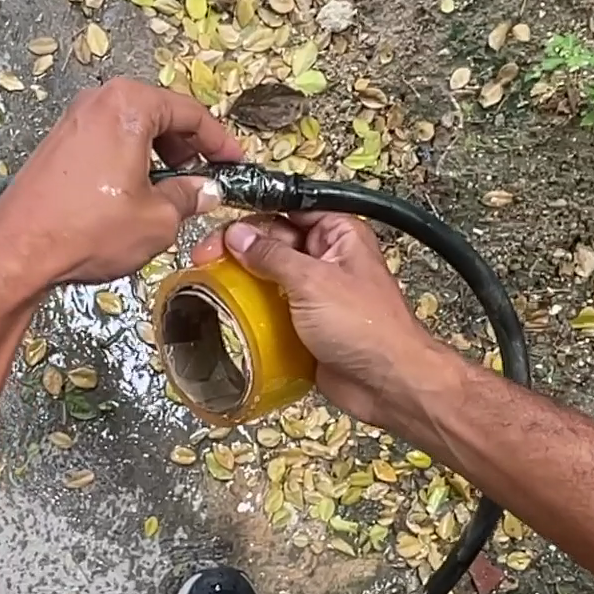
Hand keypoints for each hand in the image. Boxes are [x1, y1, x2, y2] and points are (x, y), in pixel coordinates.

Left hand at [0, 78, 242, 287]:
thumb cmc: (88, 230)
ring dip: (158, 157)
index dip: (219, 141)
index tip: (235, 160)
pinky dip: (130, 161)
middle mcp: (99, 101)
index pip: (190, 113)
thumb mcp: (158, 219)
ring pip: (132, 130)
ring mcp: (73, 121)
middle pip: (159, 115)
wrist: (20, 250)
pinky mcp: (57, 145)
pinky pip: (108, 143)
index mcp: (130, 105)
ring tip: (172, 192)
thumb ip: (189, 197)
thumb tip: (205, 191)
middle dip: (187, 147)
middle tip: (205, 178)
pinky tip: (135, 195)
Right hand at [191, 212, 448, 427]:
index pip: (287, 210)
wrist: (387, 384)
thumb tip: (237, 236)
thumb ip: (272, 256)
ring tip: (210, 284)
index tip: (221, 228)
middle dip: (239, 249)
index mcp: (338, 236)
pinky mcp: (304, 324)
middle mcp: (326, 260)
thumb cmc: (367, 328)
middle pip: (272, 242)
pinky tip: (230, 312)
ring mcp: (314, 293)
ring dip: (241, 281)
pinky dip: (252, 311)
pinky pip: (271, 310)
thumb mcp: (313, 281)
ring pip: (268, 277)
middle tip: (206, 259)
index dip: (252, 216)